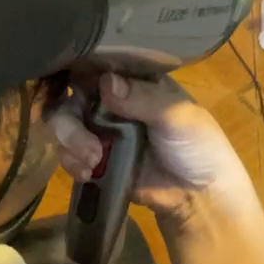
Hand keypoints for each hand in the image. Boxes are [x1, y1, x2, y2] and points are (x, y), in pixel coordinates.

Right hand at [49, 74, 255, 222]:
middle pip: (70, 99)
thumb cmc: (199, 145)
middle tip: (88, 146)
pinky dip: (71, 163)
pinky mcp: (93, 160)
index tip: (66, 84)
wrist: (200, 196)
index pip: (94, 66)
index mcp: (131, 82)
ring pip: (63, 126)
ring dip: (70, 144)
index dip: (73, 70)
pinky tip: (88, 174)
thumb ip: (142, 98)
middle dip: (69, 123)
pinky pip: (67, 155)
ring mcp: (99, 131)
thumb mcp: (178, 115)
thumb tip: (106, 81)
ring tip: (93, 162)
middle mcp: (109, 102)